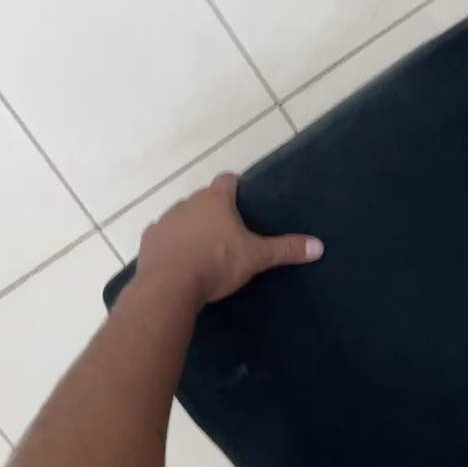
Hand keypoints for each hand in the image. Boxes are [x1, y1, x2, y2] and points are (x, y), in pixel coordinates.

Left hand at [135, 173, 322, 303]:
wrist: (168, 287)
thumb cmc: (216, 264)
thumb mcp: (255, 258)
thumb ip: (285, 250)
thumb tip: (319, 246)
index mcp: (215, 199)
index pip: (228, 179)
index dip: (238, 187)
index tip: (246, 201)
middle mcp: (188, 202)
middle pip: (205, 199)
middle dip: (216, 212)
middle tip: (231, 233)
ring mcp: (165, 220)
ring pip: (183, 217)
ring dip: (192, 228)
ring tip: (205, 250)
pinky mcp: (149, 240)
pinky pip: (164, 236)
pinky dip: (172, 244)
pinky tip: (180, 261)